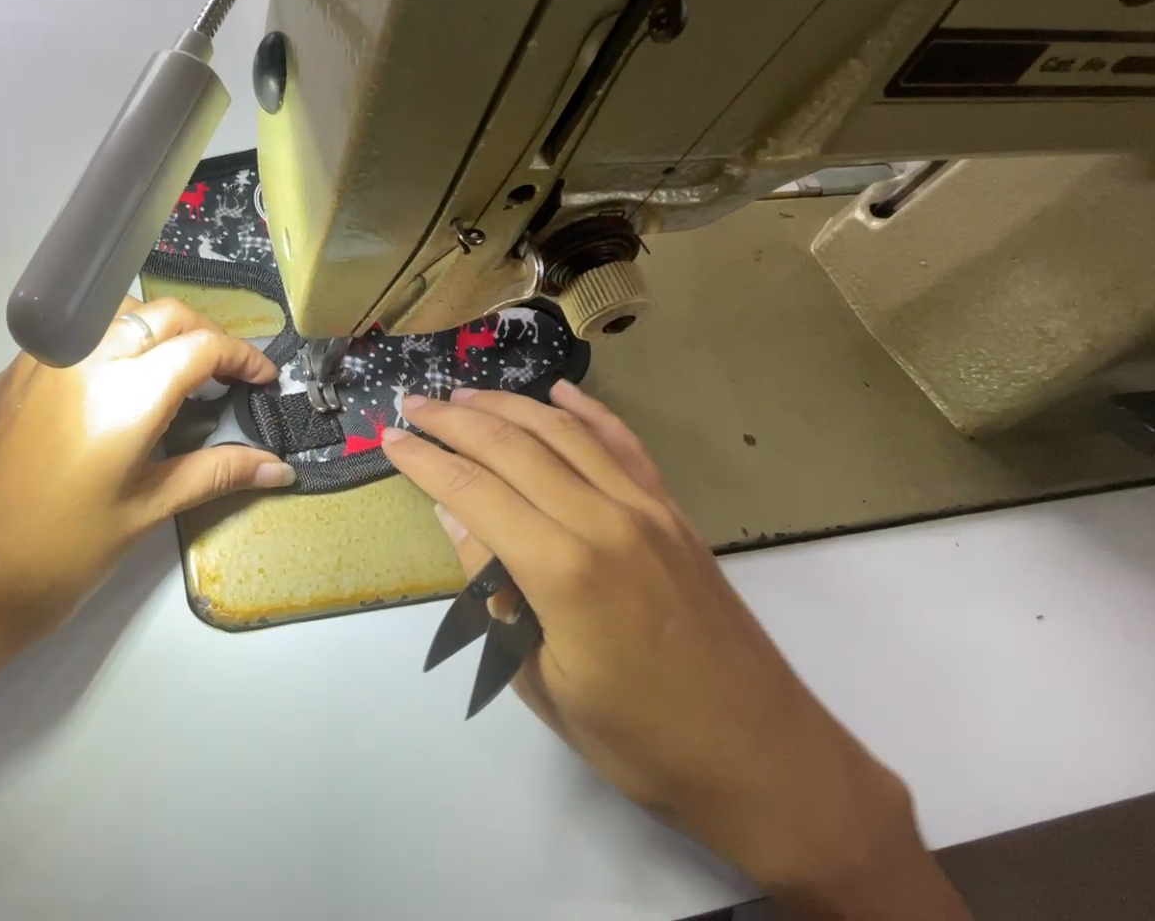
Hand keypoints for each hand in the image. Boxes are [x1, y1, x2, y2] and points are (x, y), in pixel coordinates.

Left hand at [0, 297, 292, 672]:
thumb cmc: (55, 557)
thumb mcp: (142, 513)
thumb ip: (213, 475)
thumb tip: (278, 469)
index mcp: (124, 393)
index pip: (200, 347)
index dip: (242, 358)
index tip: (263, 381)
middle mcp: (83, 359)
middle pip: (162, 315)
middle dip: (204, 335)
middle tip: (227, 377)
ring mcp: (42, 362)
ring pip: (117, 316)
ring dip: (158, 331)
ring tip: (179, 377)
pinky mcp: (13, 376)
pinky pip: (78, 338)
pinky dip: (114, 344)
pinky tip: (121, 390)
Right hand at [384, 383, 968, 918]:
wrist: (764, 760)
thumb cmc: (638, 740)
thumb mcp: (540, 679)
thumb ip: (493, 592)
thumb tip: (454, 517)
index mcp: (563, 570)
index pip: (473, 492)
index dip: (425, 462)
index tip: (389, 440)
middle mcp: (605, 522)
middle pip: (513, 448)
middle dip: (454, 421)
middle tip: (412, 405)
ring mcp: (648, 512)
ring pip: (565, 434)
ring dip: (509, 406)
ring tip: (464, 394)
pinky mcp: (677, 516)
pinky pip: (627, 447)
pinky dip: (589, 413)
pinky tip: (559, 394)